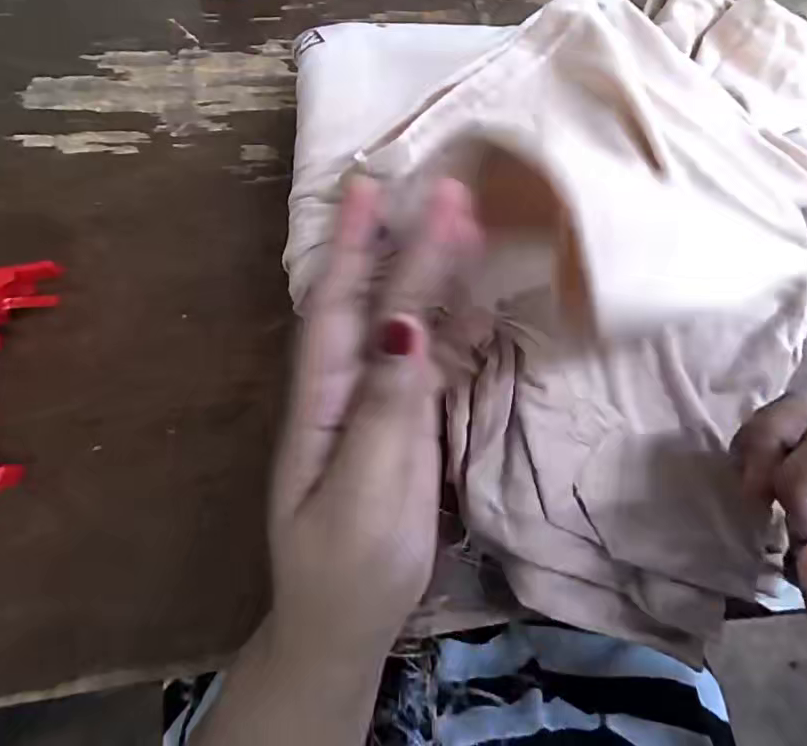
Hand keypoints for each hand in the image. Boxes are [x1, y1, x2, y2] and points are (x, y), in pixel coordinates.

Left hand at [194, 177, 478, 745]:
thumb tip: (405, 324)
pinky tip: (484, 297)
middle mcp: (348, 379)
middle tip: (446, 190)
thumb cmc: (344, 564)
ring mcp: (382, 394)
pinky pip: (437, 357)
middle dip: (408, 242)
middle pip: (379, 297)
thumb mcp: (362, 492)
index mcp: (322, 392)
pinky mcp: (410, 414)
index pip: (342, 303)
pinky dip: (460, 325)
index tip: (373, 186)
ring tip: (469, 224)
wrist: (347, 620)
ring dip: (439, 272)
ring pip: (412, 318)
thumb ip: (386, 407)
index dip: (356, 243)